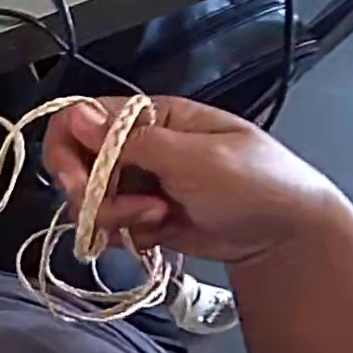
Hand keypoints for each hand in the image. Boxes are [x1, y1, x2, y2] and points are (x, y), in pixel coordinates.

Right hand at [42, 95, 352, 265]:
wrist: (286, 238)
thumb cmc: (255, 183)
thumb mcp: (196, 158)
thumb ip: (132, 140)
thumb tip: (75, 114)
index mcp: (147, 118)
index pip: (80, 119)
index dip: (66, 149)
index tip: (75, 182)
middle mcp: (132, 146)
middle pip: (75, 164)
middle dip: (92, 193)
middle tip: (120, 212)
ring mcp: (133, 183)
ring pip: (87, 200)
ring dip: (114, 216)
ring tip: (157, 218)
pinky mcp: (135, 215)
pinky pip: (104, 225)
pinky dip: (122, 234)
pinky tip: (156, 232)